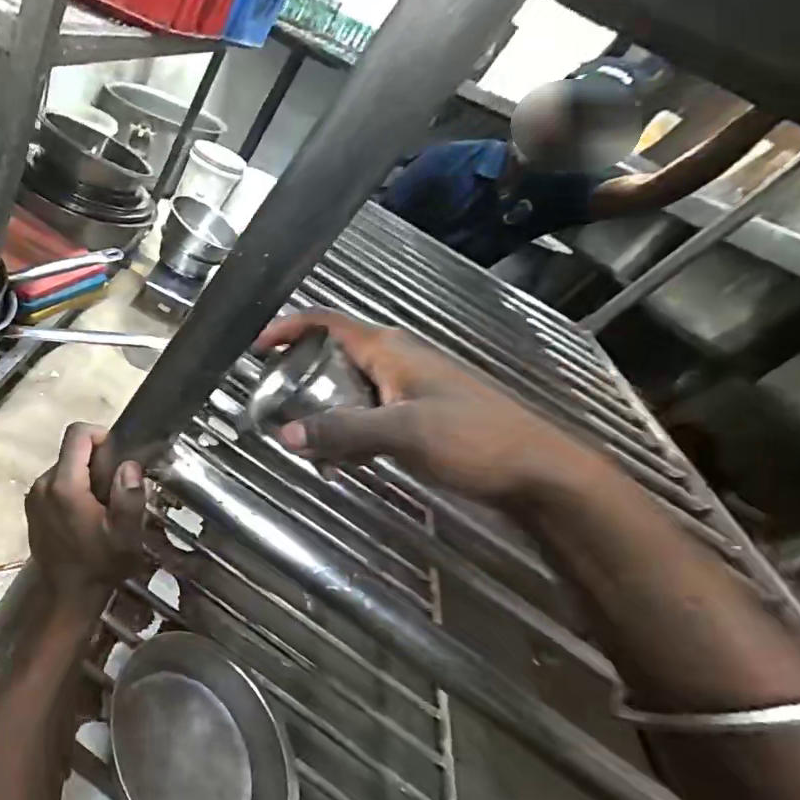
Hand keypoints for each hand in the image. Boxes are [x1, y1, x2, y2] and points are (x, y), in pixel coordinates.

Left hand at [25, 424, 146, 607]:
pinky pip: (54, 484)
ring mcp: (33, 494)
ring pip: (63, 468)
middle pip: (71, 452)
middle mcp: (42, 482)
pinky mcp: (31, 505)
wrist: (67, 593)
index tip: (116, 457)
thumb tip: (129, 465)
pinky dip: (71, 490)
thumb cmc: (99, 564)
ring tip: (100, 508)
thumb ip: (129, 497)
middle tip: (113, 492)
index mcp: (64, 484)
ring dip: (84, 478)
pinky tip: (83, 516)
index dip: (100, 435)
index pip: (77, 434)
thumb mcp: (125, 535)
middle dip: (96, 463)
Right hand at [254, 310, 612, 506]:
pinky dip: (342, 431)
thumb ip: (340, 430)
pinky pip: (361, 414)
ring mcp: (404, 389)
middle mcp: (393, 362)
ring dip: (319, 412)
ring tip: (302, 442)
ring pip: (343, 389)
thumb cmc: (476, 439)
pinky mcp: (413, 416)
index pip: (325, 323)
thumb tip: (284, 434)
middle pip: (329, 356)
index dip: (286, 328)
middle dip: (296, 378)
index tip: (255, 350)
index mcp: (389, 350)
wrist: (544, 477)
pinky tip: (340, 461)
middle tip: (271, 402)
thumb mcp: (402, 432)